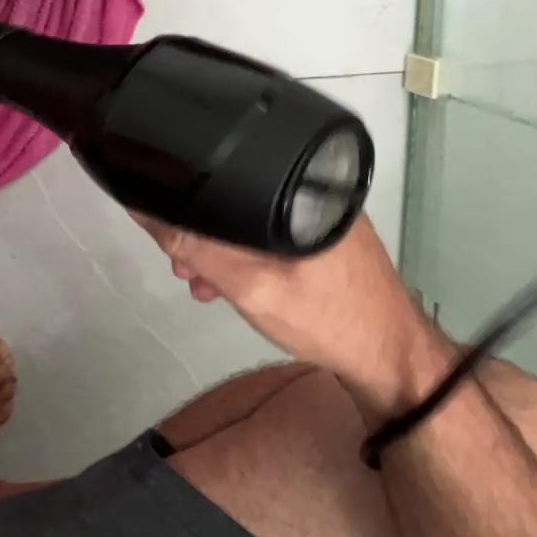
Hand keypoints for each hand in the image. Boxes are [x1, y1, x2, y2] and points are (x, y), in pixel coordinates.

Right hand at [133, 212, 451, 417]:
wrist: (394, 364)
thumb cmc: (326, 319)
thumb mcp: (248, 285)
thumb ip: (193, 246)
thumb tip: (142, 207)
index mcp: (302, 185)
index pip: (226, 172)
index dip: (187, 202)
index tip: (170, 237)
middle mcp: (316, 189)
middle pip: (235, 196)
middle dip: (201, 232)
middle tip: (185, 269)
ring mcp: (325, 215)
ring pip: (250, 219)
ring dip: (220, 248)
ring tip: (204, 285)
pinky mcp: (328, 237)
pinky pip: (270, 233)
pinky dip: (247, 255)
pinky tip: (233, 286)